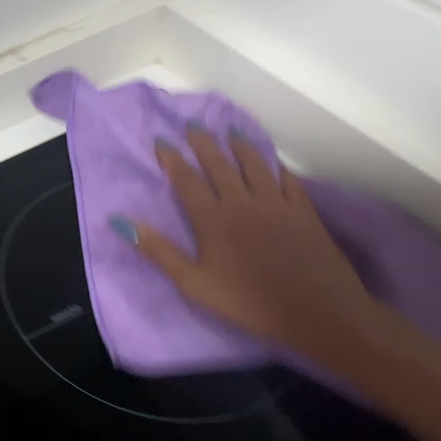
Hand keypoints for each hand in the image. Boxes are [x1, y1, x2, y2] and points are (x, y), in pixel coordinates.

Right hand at [121, 125, 383, 359]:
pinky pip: (290, 183)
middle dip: (204, 144)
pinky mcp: (305, 215)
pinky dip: (279, 169)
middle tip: (194, 126)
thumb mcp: (194, 283)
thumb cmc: (249, 303)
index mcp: (212, 219)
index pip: (187, 181)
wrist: (320, 314)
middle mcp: (242, 203)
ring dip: (241, 148)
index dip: (173, 159)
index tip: (162, 141)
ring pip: (255, 167)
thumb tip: (121, 221)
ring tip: (232, 134)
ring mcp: (277, 206)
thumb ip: (159, 251)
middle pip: (220, 166)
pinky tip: (275, 164)